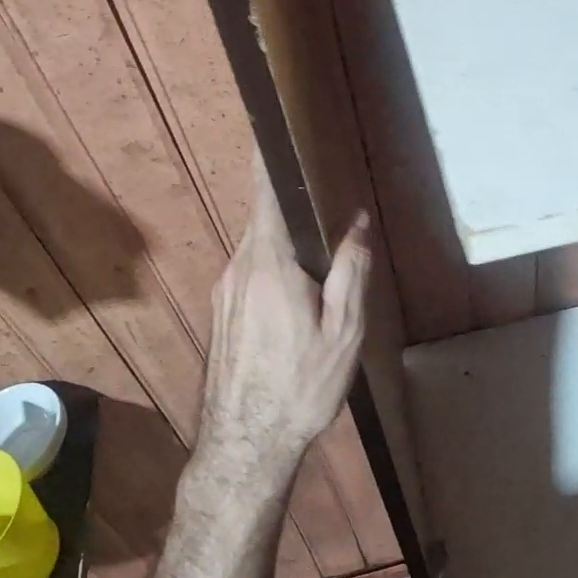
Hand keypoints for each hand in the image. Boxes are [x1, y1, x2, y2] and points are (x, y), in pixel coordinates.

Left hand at [199, 161, 370, 473]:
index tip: (269, 130)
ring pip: (258, 251)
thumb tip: (357, 224)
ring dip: (285, 252)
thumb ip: (350, 272)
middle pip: (266, 223)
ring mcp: (223, 291)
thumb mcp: (343, 333)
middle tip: (327, 228)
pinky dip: (272, 274)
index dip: (269, 162)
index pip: (267, 198)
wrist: (244, 446)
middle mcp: (238, 269)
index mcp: (270, 266)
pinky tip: (293, 310)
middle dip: (294, 217)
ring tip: (316, 282)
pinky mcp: (220, 312)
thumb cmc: (301, 388)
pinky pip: (249, 275)